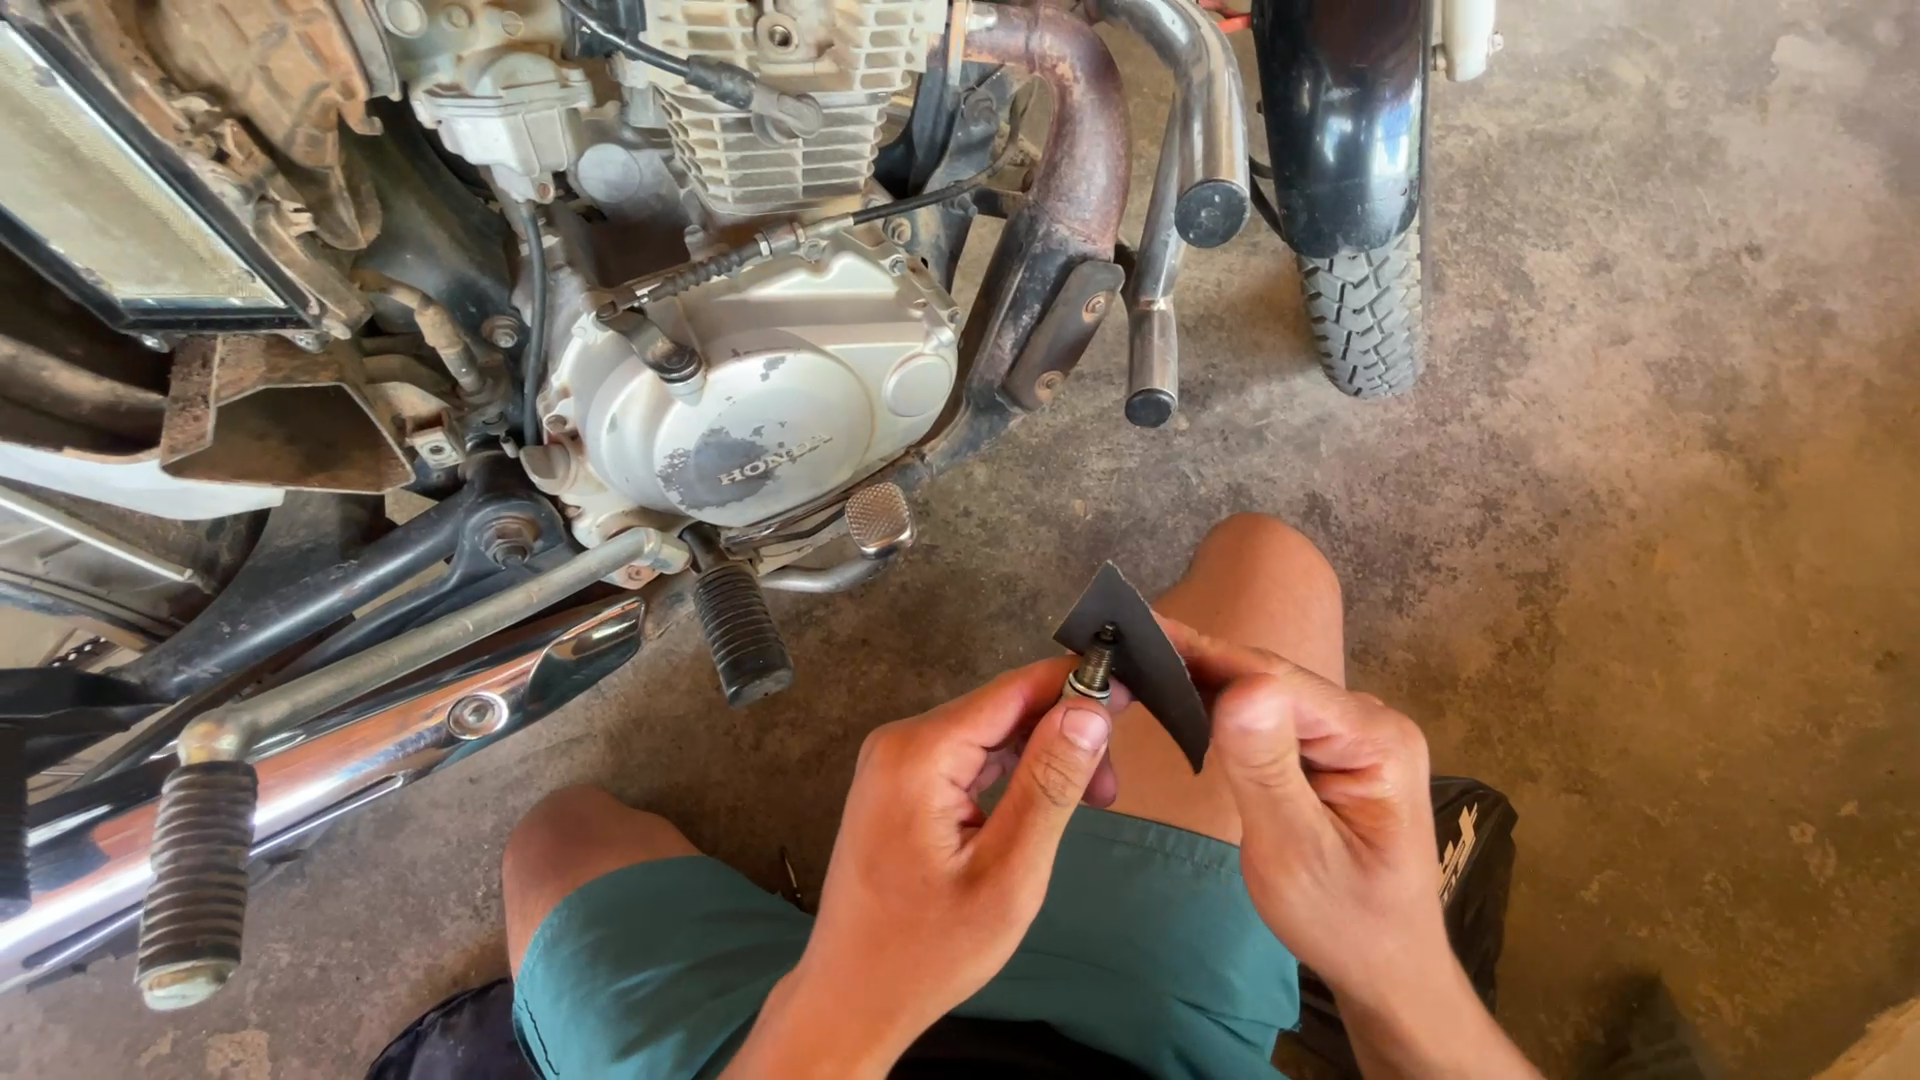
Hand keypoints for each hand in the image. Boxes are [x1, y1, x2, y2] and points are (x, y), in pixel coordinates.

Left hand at [723, 659, 1126, 1078]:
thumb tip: (1090, 710)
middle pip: (1002, 708)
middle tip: (1111, 786)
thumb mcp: (1008, 872)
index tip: (1133, 691)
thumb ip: (1049, 783)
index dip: (1076, 683)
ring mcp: (896, 761)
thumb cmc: (930, 950)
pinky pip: (968, 757)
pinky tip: (1043, 801)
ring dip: (1042, 754)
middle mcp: (902, 740)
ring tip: (1090, 800)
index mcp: (921, 752)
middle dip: (1063, 731)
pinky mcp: (900, 782)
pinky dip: (1012, 771)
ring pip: (989, 732)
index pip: (1013, 690)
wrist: (851, 1000)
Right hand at [1163, 616, 1538, 1079]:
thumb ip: (1266, 768)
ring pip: (1261, 687)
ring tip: (1138, 662)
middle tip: (1121, 647)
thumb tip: (1240, 687)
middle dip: (1196, 659)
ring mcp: (1347, 728)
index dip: (1204, 654)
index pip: (1274, 679)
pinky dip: (1218, 702)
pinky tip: (1179, 695)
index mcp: (1373, 738)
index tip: (1138, 634)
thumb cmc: (1343, 920)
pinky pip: (1265, 709)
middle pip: (1267, 674)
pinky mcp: (1325, 744)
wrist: (1383, 966)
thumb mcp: (1296, 851)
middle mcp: (1366, 718)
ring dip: (1202, 677)